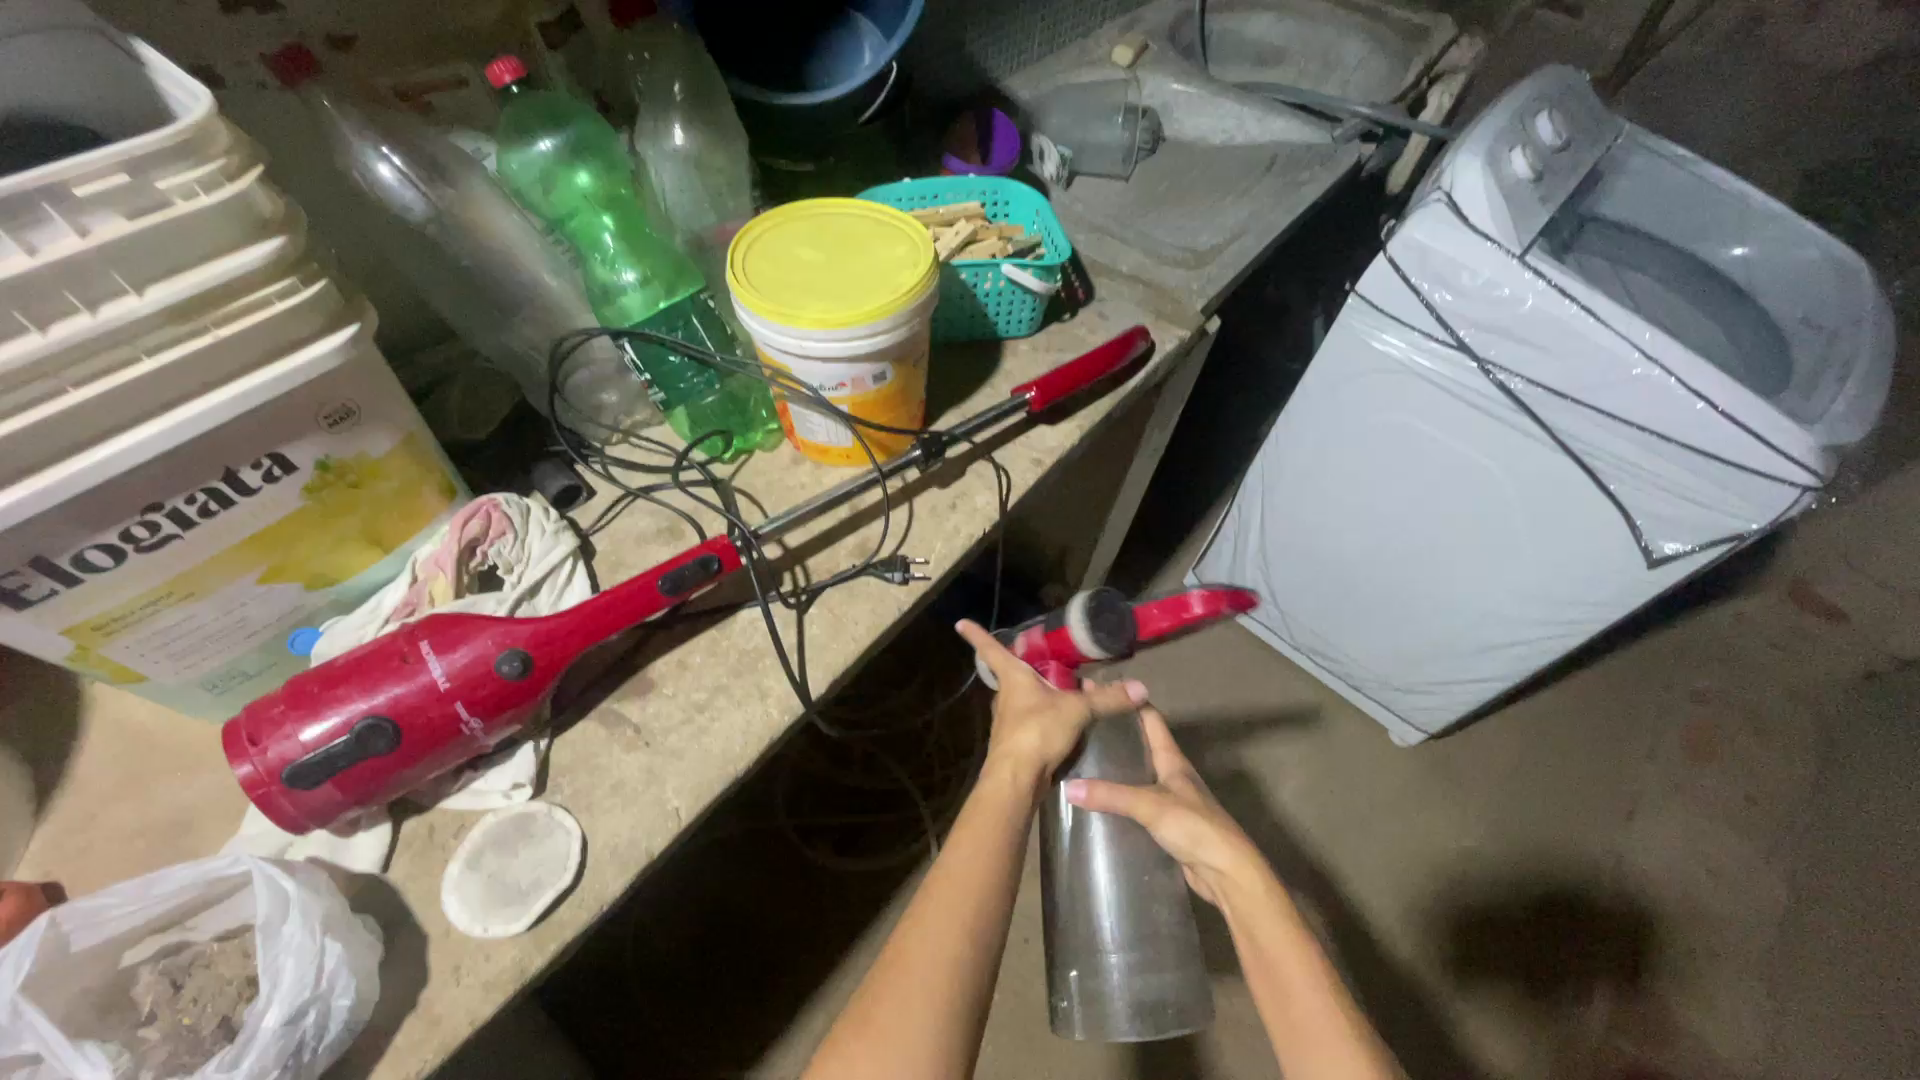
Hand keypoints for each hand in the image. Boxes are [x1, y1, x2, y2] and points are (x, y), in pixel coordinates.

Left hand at [956, 619, 1147, 782]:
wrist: (1017, 779)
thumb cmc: (1037, 732)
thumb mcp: (1076, 710)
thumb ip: (1107, 699)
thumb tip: (1140, 688)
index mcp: (1012, 677)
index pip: (990, 649)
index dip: (976, 635)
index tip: (960, 622)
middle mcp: (1006, 695)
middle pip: (1012, 673)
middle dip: (1025, 664)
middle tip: (1042, 654)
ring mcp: (1009, 720)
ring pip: (1024, 698)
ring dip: (1039, 691)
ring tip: (1064, 685)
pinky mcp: (1018, 741)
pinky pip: (1034, 720)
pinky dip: (1047, 715)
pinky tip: (1065, 719)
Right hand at [1064, 707, 1265, 906]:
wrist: (1226, 873)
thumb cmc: (1195, 827)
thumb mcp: (1150, 805)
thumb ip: (1110, 795)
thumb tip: (1069, 788)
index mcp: (1172, 759)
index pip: (1150, 718)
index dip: (1128, 701)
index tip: (1099, 688)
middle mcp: (1171, 774)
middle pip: (1140, 744)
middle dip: (1113, 732)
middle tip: (1079, 723)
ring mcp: (1169, 799)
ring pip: (1136, 773)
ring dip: (1114, 765)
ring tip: (1080, 758)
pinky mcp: (1164, 824)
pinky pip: (1135, 802)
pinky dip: (1117, 796)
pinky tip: (1096, 800)